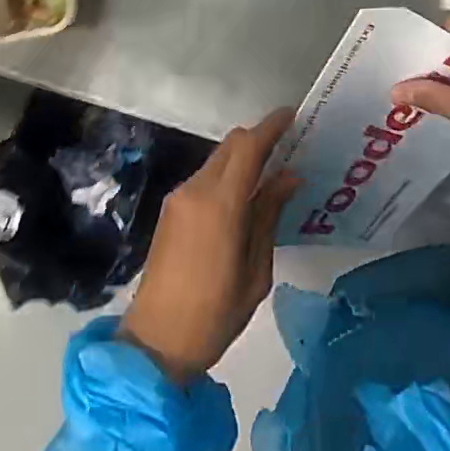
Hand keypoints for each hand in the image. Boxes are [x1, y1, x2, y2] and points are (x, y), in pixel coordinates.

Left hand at [118, 109, 299, 381]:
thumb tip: (287, 176)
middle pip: (228, 148)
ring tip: (273, 171)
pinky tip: (246, 193)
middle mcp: (194, 190)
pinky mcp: (170, 210)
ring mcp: (178, 198)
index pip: (246, 148)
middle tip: (289, 145)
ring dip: (241, 159)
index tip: (291, 115)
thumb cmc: (217, 311)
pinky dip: (226, 176)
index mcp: (219, 204)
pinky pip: (203, 180)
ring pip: (214, 162)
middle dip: (257, 140)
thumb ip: (268, 216)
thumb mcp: (255, 269)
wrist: (158, 335)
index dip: (269, 128)